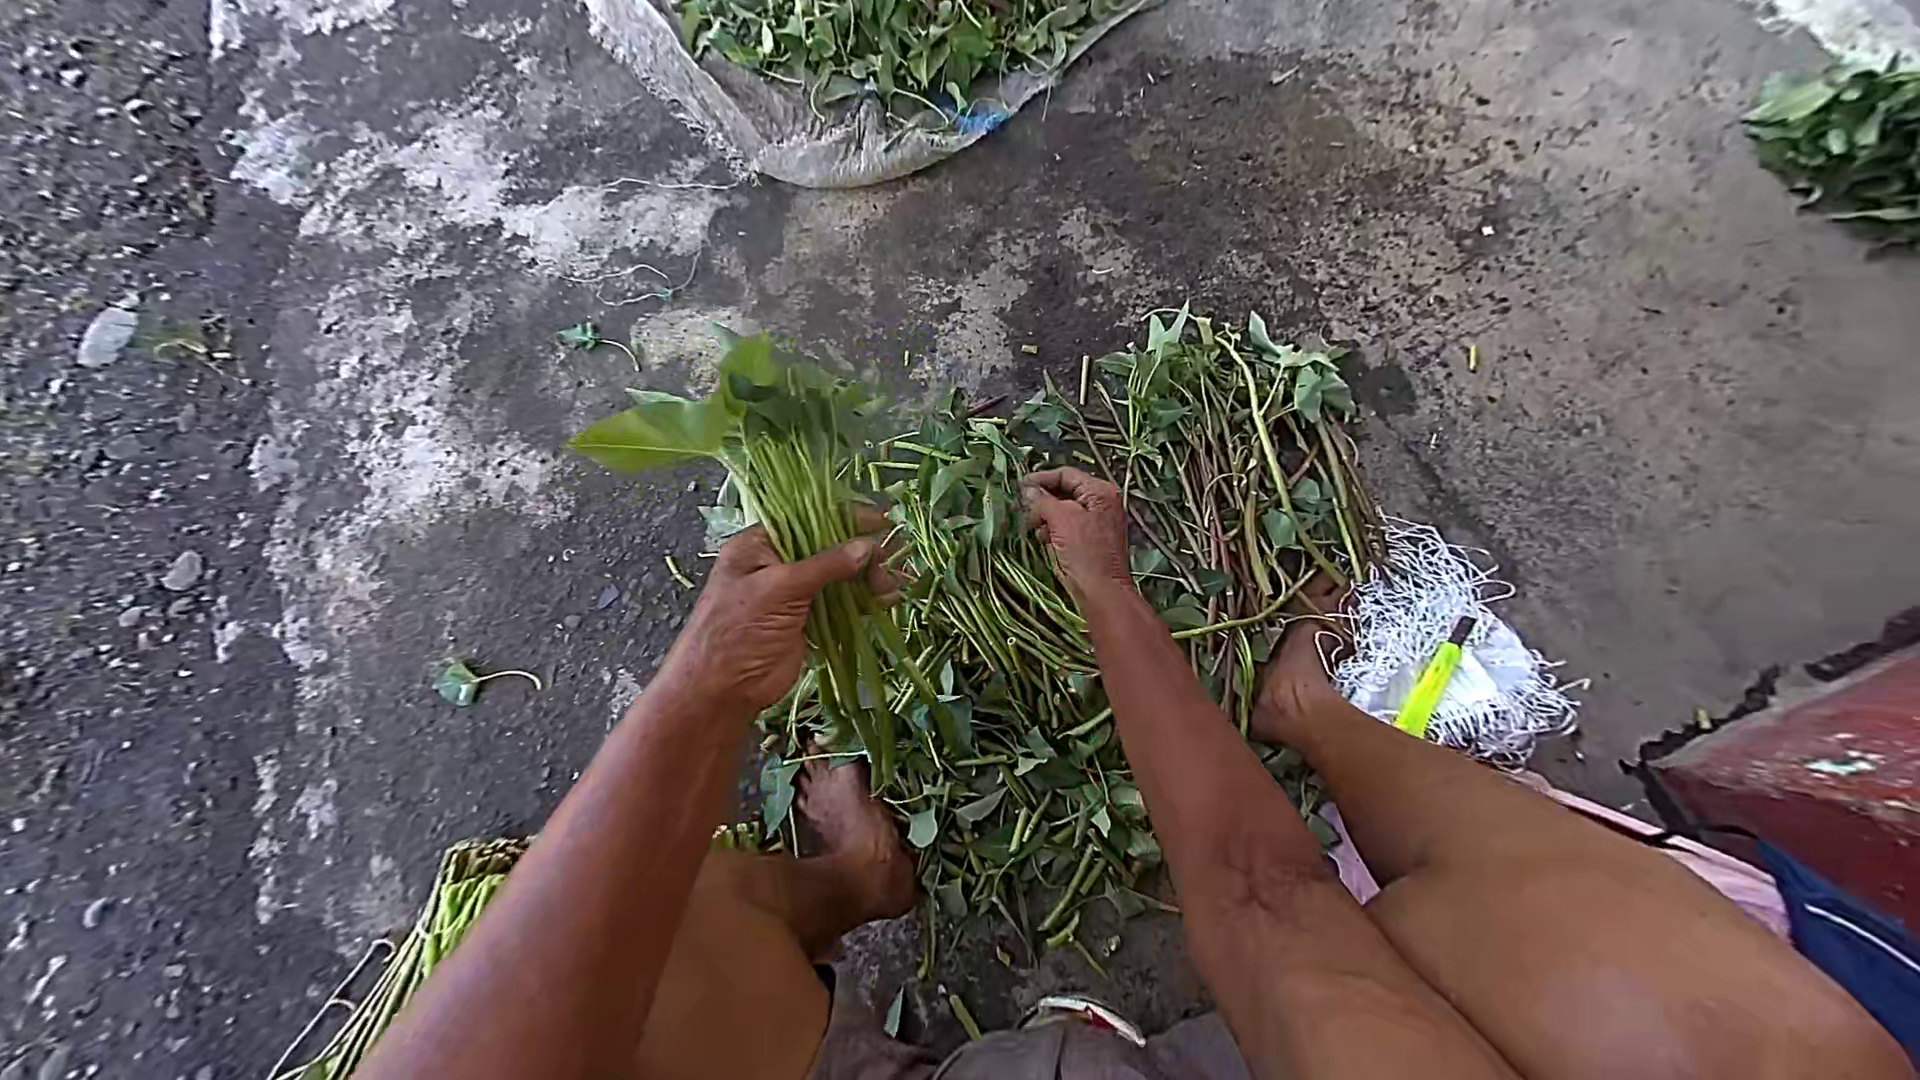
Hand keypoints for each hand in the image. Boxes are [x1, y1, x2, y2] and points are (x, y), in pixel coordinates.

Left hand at [658, 513, 894, 711]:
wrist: (722, 691)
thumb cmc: (738, 631)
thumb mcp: (780, 588)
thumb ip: (825, 564)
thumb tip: (867, 545)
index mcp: (761, 544)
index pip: (809, 518)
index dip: (846, 518)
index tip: (881, 522)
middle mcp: (778, 562)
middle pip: (830, 547)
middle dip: (863, 553)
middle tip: (889, 566)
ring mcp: (795, 592)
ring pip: (841, 576)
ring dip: (869, 578)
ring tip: (893, 587)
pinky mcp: (809, 619)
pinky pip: (842, 602)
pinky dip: (865, 600)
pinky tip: (886, 600)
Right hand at [1020, 467, 1133, 604]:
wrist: (1102, 592)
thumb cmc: (1085, 553)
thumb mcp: (1062, 520)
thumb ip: (1043, 500)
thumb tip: (1026, 489)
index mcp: (1100, 492)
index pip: (1066, 474)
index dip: (1041, 479)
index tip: (1018, 488)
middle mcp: (1101, 503)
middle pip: (1064, 491)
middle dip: (1041, 500)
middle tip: (1020, 508)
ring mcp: (1096, 522)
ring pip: (1063, 510)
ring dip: (1045, 516)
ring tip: (1032, 527)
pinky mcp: (1090, 540)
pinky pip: (1066, 526)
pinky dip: (1053, 530)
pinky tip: (1043, 539)